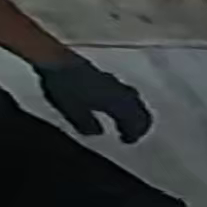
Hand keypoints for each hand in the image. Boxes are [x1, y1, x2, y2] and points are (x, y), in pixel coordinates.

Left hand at [37, 58, 151, 142]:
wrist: (62, 64)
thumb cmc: (68, 88)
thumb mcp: (72, 110)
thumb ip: (87, 124)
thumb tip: (96, 134)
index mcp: (122, 107)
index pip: (135, 124)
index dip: (133, 135)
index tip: (127, 142)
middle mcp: (129, 99)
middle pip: (143, 115)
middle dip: (139, 126)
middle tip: (132, 134)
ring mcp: (124, 89)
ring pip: (139, 107)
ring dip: (137, 116)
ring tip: (128, 122)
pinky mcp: (116, 84)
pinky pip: (131, 99)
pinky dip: (130, 107)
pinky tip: (120, 107)